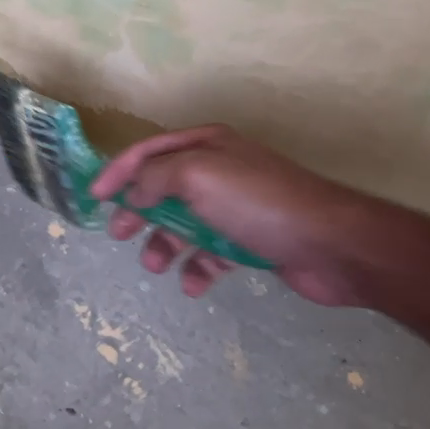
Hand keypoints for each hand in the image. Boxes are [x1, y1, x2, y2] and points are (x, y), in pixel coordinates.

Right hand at [91, 125, 377, 305]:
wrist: (334, 244)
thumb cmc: (258, 200)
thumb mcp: (196, 174)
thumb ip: (155, 178)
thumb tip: (136, 194)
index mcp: (204, 144)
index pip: (148, 151)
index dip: (118, 170)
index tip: (95, 195)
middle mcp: (217, 170)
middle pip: (162, 187)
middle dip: (138, 210)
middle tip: (118, 233)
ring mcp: (235, 207)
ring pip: (185, 223)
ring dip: (165, 243)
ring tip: (155, 266)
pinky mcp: (251, 241)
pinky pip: (212, 253)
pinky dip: (197, 268)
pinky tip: (192, 284)